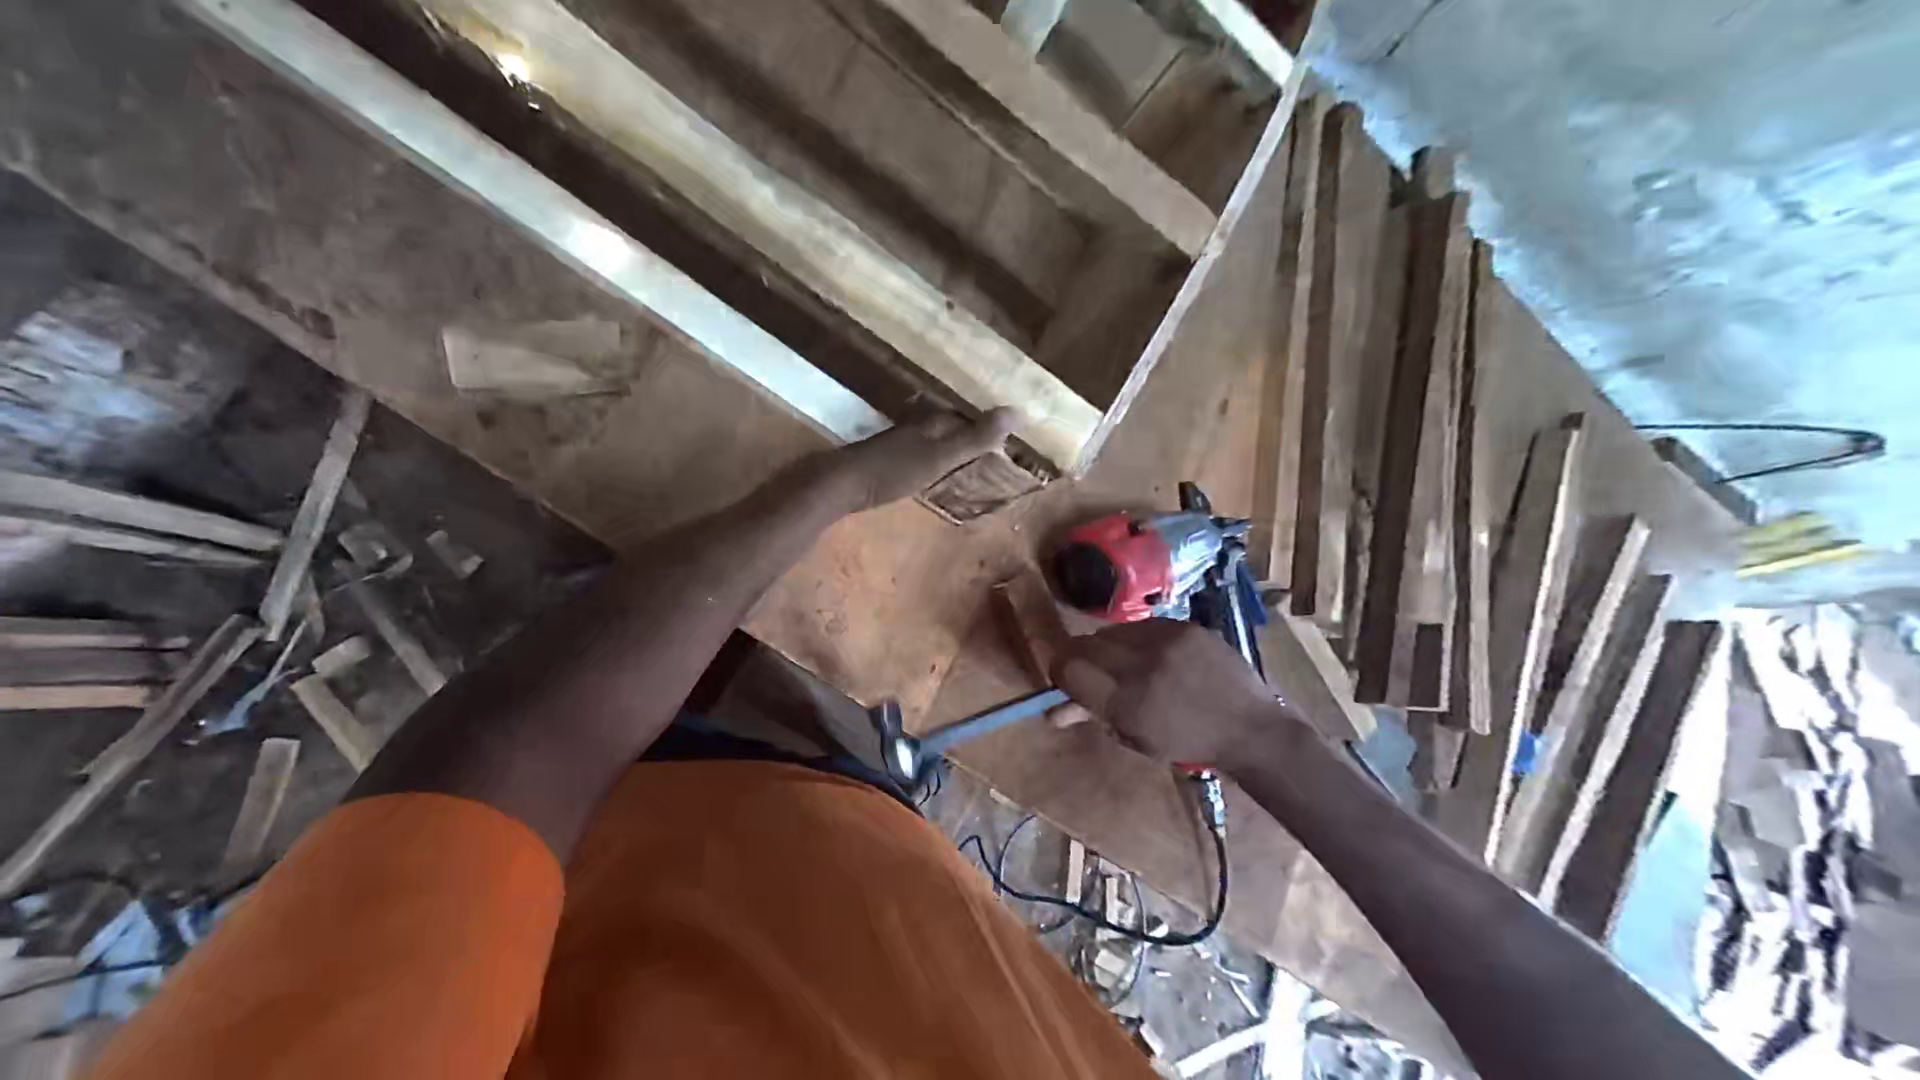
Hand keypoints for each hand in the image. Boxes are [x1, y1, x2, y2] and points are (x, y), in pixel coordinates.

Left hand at [803, 408, 1018, 512]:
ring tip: (978, 456)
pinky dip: (939, 459)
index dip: (989, 419)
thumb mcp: (940, 456)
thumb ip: (976, 438)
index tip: (1014, 427)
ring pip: (937, 438)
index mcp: (932, 421)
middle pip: (953, 424)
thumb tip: (1018, 410)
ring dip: (956, 444)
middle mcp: (918, 426)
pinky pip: (924, 454)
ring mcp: (901, 443)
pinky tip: (941, 470)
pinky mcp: (889, 461)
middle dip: (974, 430)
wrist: (841, 485)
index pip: (968, 413)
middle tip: (1001, 442)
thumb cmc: (893, 470)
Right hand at [1050, 619, 1297, 769]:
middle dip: (1079, 658)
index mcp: (1126, 704)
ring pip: (1110, 632)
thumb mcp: (1136, 739)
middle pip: (1083, 645)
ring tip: (1126, 664)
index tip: (1064, 679)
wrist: (1250, 728)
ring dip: (1107, 648)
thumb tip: (1051, 711)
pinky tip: (1152, 655)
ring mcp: (1164, 642)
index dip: (1059, 672)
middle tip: (1091, 672)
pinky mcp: (1184, 627)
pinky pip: (1141, 626)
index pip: (1067, 669)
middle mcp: (1141, 667)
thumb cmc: (1189, 743)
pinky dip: (1137, 639)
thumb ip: (1093, 717)